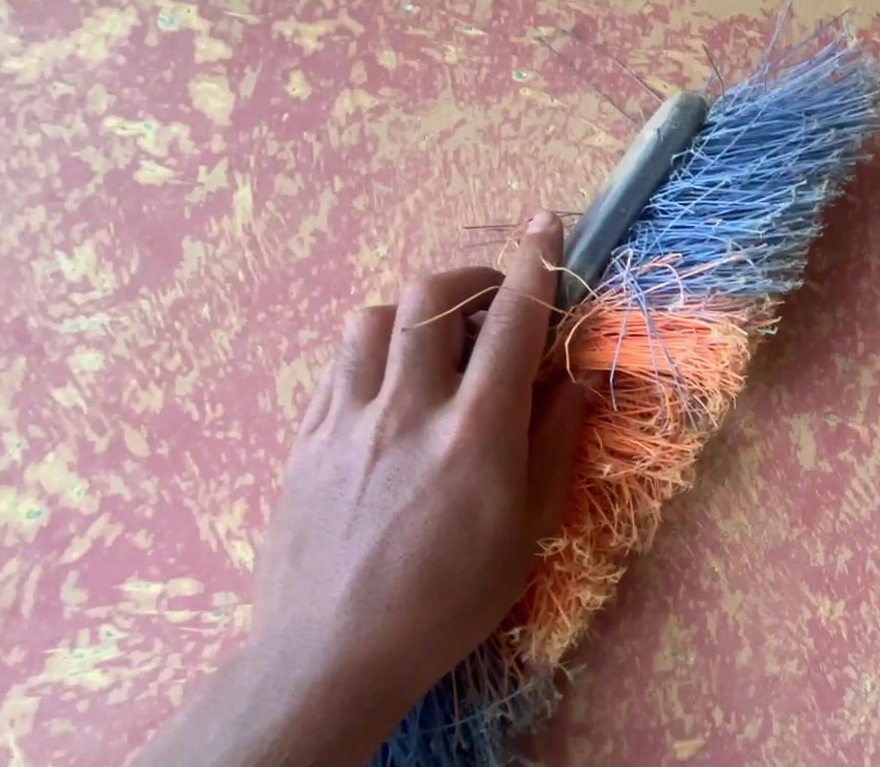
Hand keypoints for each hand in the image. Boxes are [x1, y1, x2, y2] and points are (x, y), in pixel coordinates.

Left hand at [138, 211, 584, 766]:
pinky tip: (391, 383)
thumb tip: (576, 377)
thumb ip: (554, 439)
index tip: (546, 223)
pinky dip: (375, 349)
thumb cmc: (451, 594)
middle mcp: (409, 408)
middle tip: (494, 301)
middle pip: (432, 296)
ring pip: (376, 317)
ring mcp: (346, 419)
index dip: (536, 263)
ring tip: (439, 345)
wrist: (330, 657)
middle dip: (472, 277)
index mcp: (476, 431)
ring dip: (418, 313)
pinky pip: (338, 362)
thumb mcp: (529, 526)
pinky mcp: (303, 438)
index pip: (514, 322)